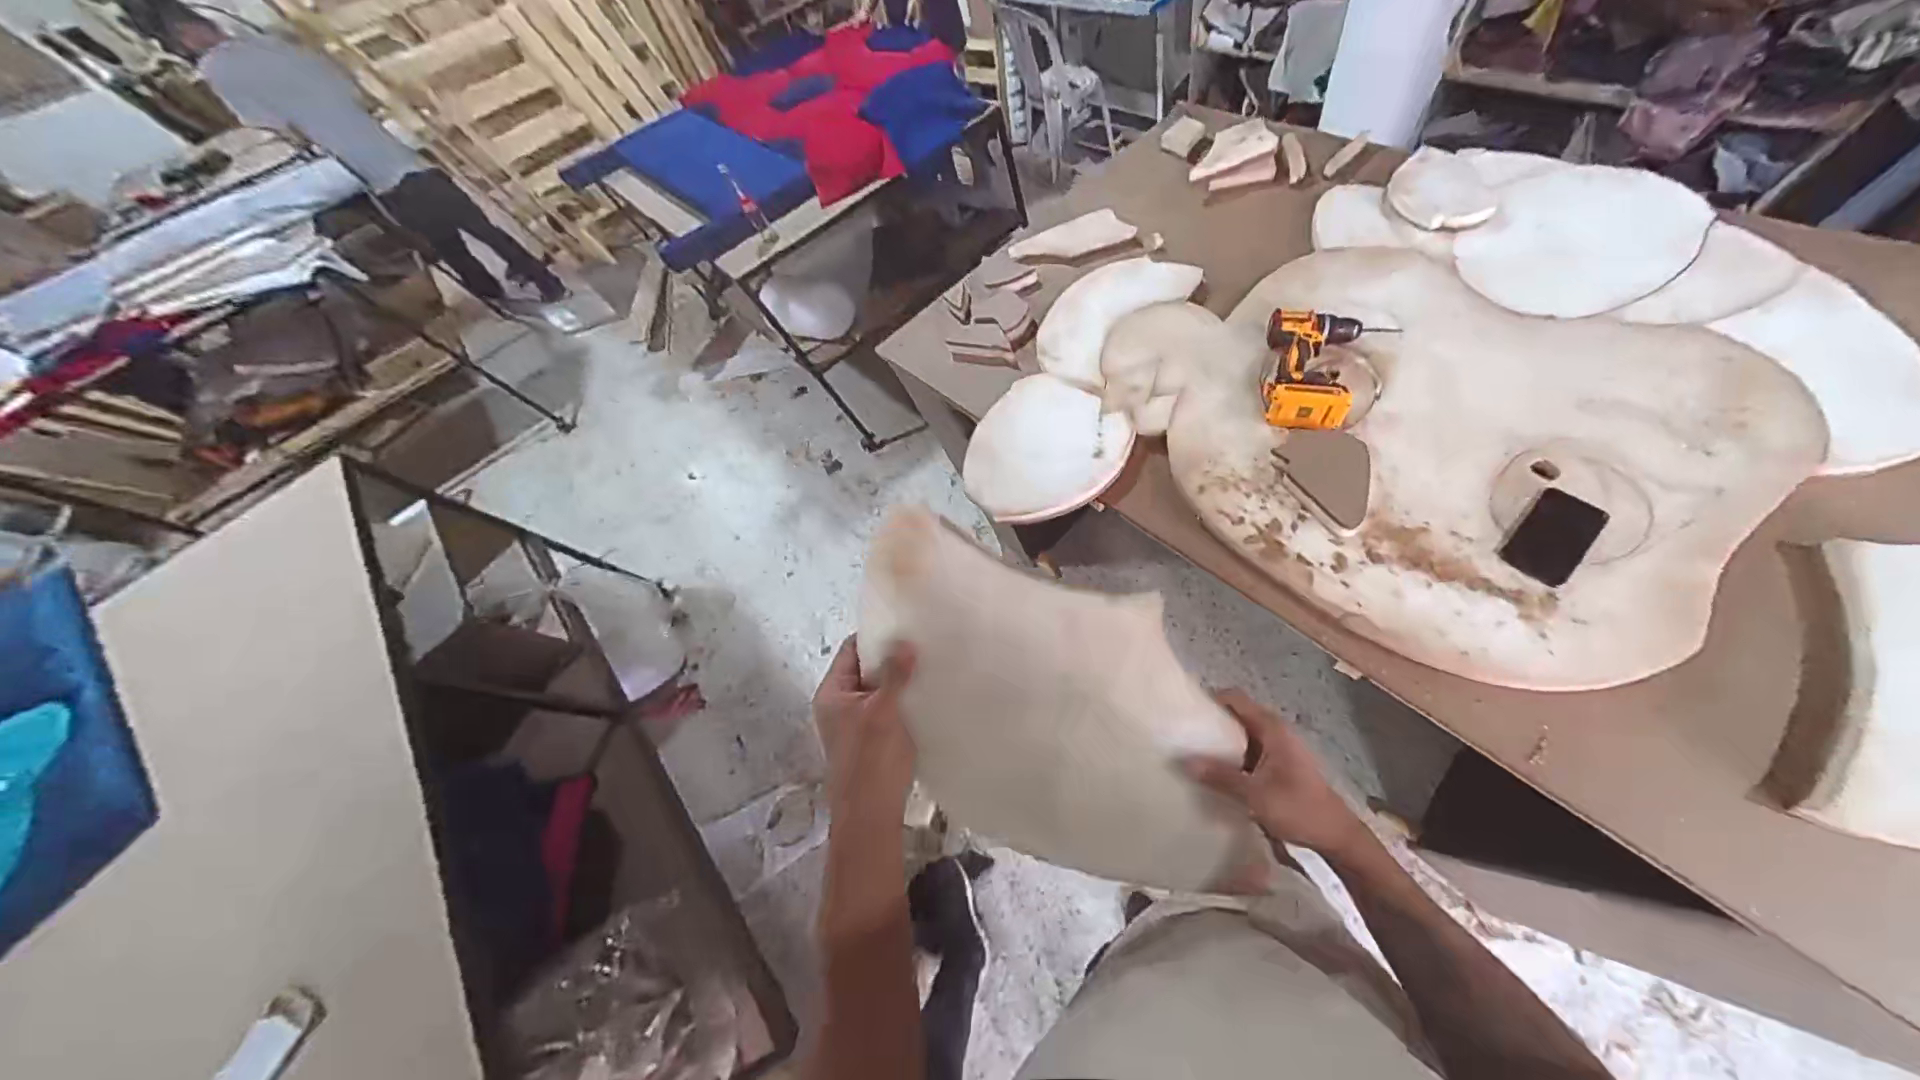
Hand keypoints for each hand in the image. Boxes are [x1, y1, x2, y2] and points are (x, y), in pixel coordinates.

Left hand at [812, 636, 917, 808]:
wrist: (869, 815)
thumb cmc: (872, 759)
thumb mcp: (884, 711)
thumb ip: (894, 674)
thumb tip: (905, 642)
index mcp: (832, 693)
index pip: (851, 650)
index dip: (876, 636)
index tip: (904, 627)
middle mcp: (837, 706)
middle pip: (864, 670)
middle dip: (891, 659)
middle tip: (922, 645)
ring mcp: (852, 725)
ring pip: (876, 692)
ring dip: (898, 682)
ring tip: (927, 668)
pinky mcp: (868, 742)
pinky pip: (884, 711)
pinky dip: (900, 703)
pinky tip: (924, 699)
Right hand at [1184, 690, 1369, 858]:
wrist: (1337, 839)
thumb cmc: (1300, 809)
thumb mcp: (1255, 794)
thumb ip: (1220, 776)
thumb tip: (1183, 761)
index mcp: (1272, 729)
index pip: (1234, 698)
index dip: (1209, 699)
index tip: (1184, 710)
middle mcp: (1274, 733)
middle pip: (1235, 716)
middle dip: (1209, 723)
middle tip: (1182, 734)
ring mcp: (1276, 750)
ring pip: (1240, 737)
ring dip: (1218, 744)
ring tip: (1190, 753)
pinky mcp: (1276, 768)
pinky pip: (1246, 754)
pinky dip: (1229, 759)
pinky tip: (1212, 773)